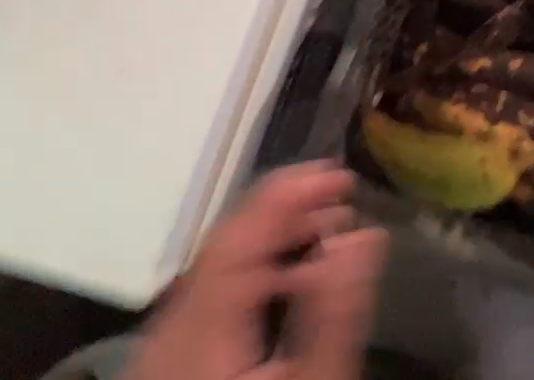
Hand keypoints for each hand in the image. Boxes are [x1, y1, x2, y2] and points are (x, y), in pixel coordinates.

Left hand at [127, 162, 387, 379]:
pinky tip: (287, 280)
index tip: (338, 173)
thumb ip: (337, 309)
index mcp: (205, 324)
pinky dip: (255, 270)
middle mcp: (174, 322)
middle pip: (228, 242)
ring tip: (327, 230)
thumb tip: (367, 233)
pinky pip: (211, 291)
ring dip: (274, 239)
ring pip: (219, 264)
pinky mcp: (171, 359)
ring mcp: (165, 343)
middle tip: (343, 200)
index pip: (243, 232)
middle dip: (288, 212)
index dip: (290, 192)